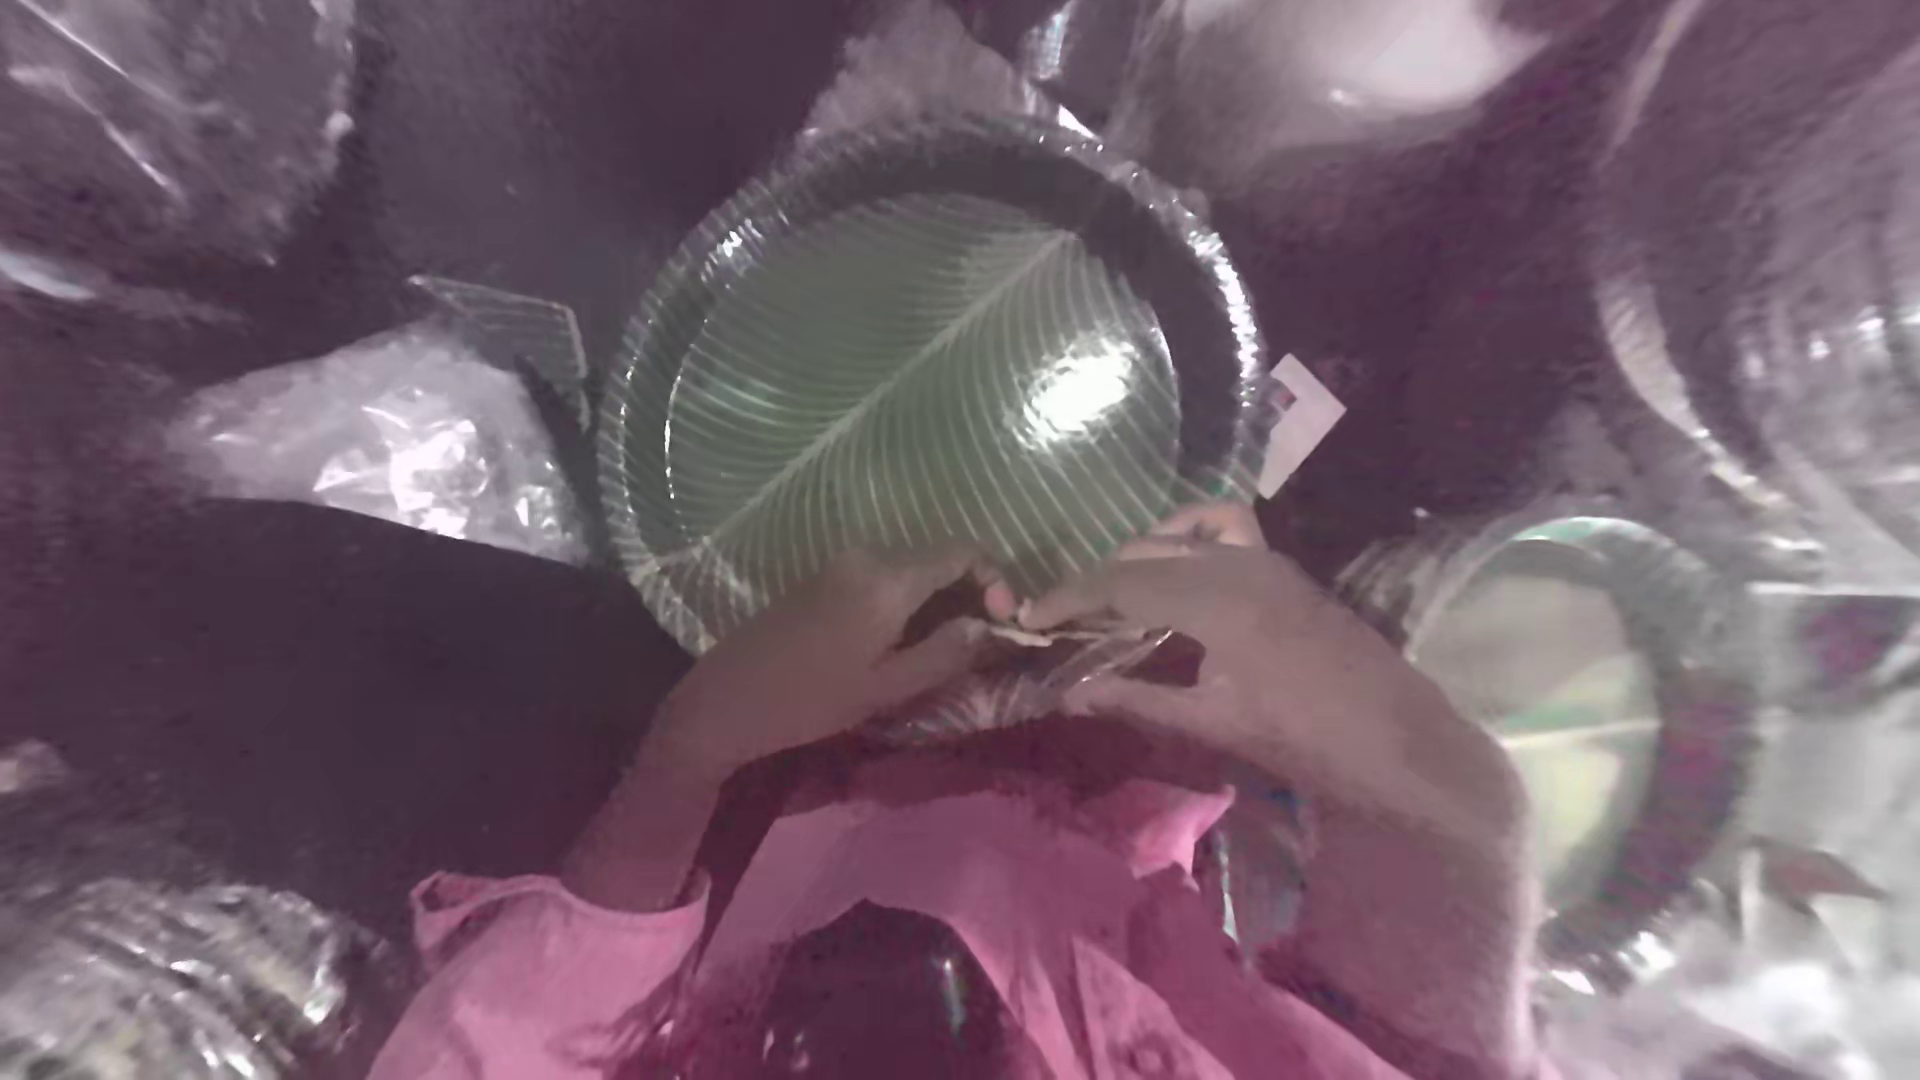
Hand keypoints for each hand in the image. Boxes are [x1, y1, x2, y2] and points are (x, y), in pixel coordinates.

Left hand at [646, 546, 1008, 778]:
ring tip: (947, 642)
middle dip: (970, 590)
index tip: (1002, 621)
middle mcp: (867, 556)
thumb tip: (988, 626)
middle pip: (938, 556)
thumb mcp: (886, 687)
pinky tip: (905, 634)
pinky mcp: (825, 574)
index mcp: (887, 579)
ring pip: (912, 566)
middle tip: (982, 637)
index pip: (961, 551)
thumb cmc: (809, 700)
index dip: (995, 579)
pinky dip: (910, 596)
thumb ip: (945, 652)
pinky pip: (884, 573)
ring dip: (940, 595)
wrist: (724, 699)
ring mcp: (842, 562)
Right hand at [1024, 504, 1524, 843]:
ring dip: (1132, 559)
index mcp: (1213, 602)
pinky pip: (1221, 523)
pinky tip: (1174, 559)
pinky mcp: (1276, 562)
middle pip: (1137, 557)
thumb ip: (1133, 698)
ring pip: (1171, 535)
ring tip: (1113, 597)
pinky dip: (1184, 531)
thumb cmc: (1307, 741)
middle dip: (1093, 584)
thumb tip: (1066, 694)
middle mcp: (1232, 563)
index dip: (1069, 598)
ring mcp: (1259, 556)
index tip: (1032, 615)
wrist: (1406, 744)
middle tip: (1065, 620)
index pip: (1119, 585)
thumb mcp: (1211, 722)